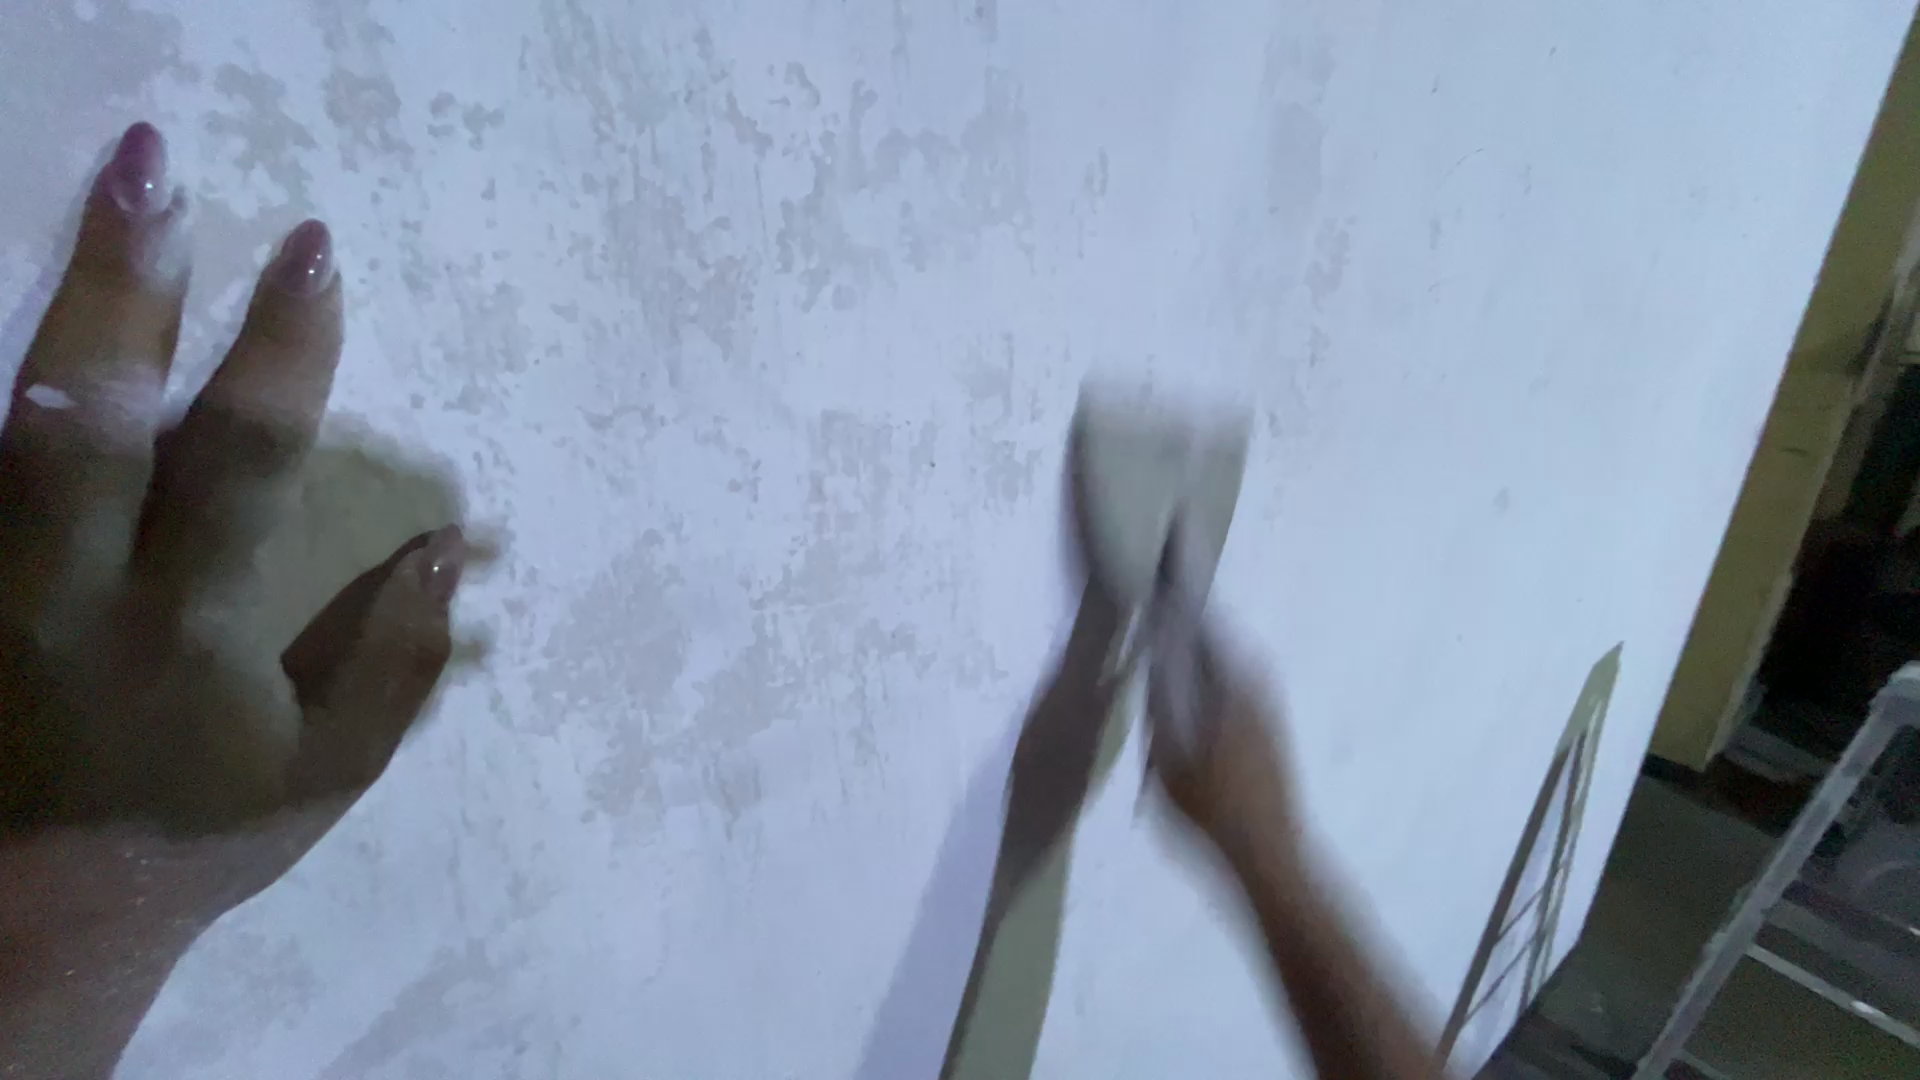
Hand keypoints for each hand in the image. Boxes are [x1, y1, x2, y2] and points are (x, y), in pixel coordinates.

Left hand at [0, 122, 464, 1073]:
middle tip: (157, 169)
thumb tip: (447, 545)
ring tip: (105, 204)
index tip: (317, 259)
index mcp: (179, 620)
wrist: (21, 920)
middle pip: (83, 404)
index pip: (239, 458)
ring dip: (52, 301)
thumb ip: (400, 653)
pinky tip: (41, 327)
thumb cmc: (208, 830)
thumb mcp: (338, 763)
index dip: (283, 352)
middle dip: (127, 279)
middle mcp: (61, 580)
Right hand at [1142, 564, 1299, 871]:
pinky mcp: (1264, 714)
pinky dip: (1206, 647)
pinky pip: (1227, 663)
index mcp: (1230, 676)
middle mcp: (1253, 676)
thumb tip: (1156, 642)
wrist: (1269, 853)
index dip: (1184, 569)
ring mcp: (1263, 696)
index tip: (1175, 530)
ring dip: (1197, 620)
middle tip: (1164, 558)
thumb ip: (1161, 691)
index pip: (1200, 608)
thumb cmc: (1210, 804)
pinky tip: (1187, 654)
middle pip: (1214, 620)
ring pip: (1222, 643)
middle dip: (1188, 589)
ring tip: (1169, 596)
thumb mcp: (1168, 748)